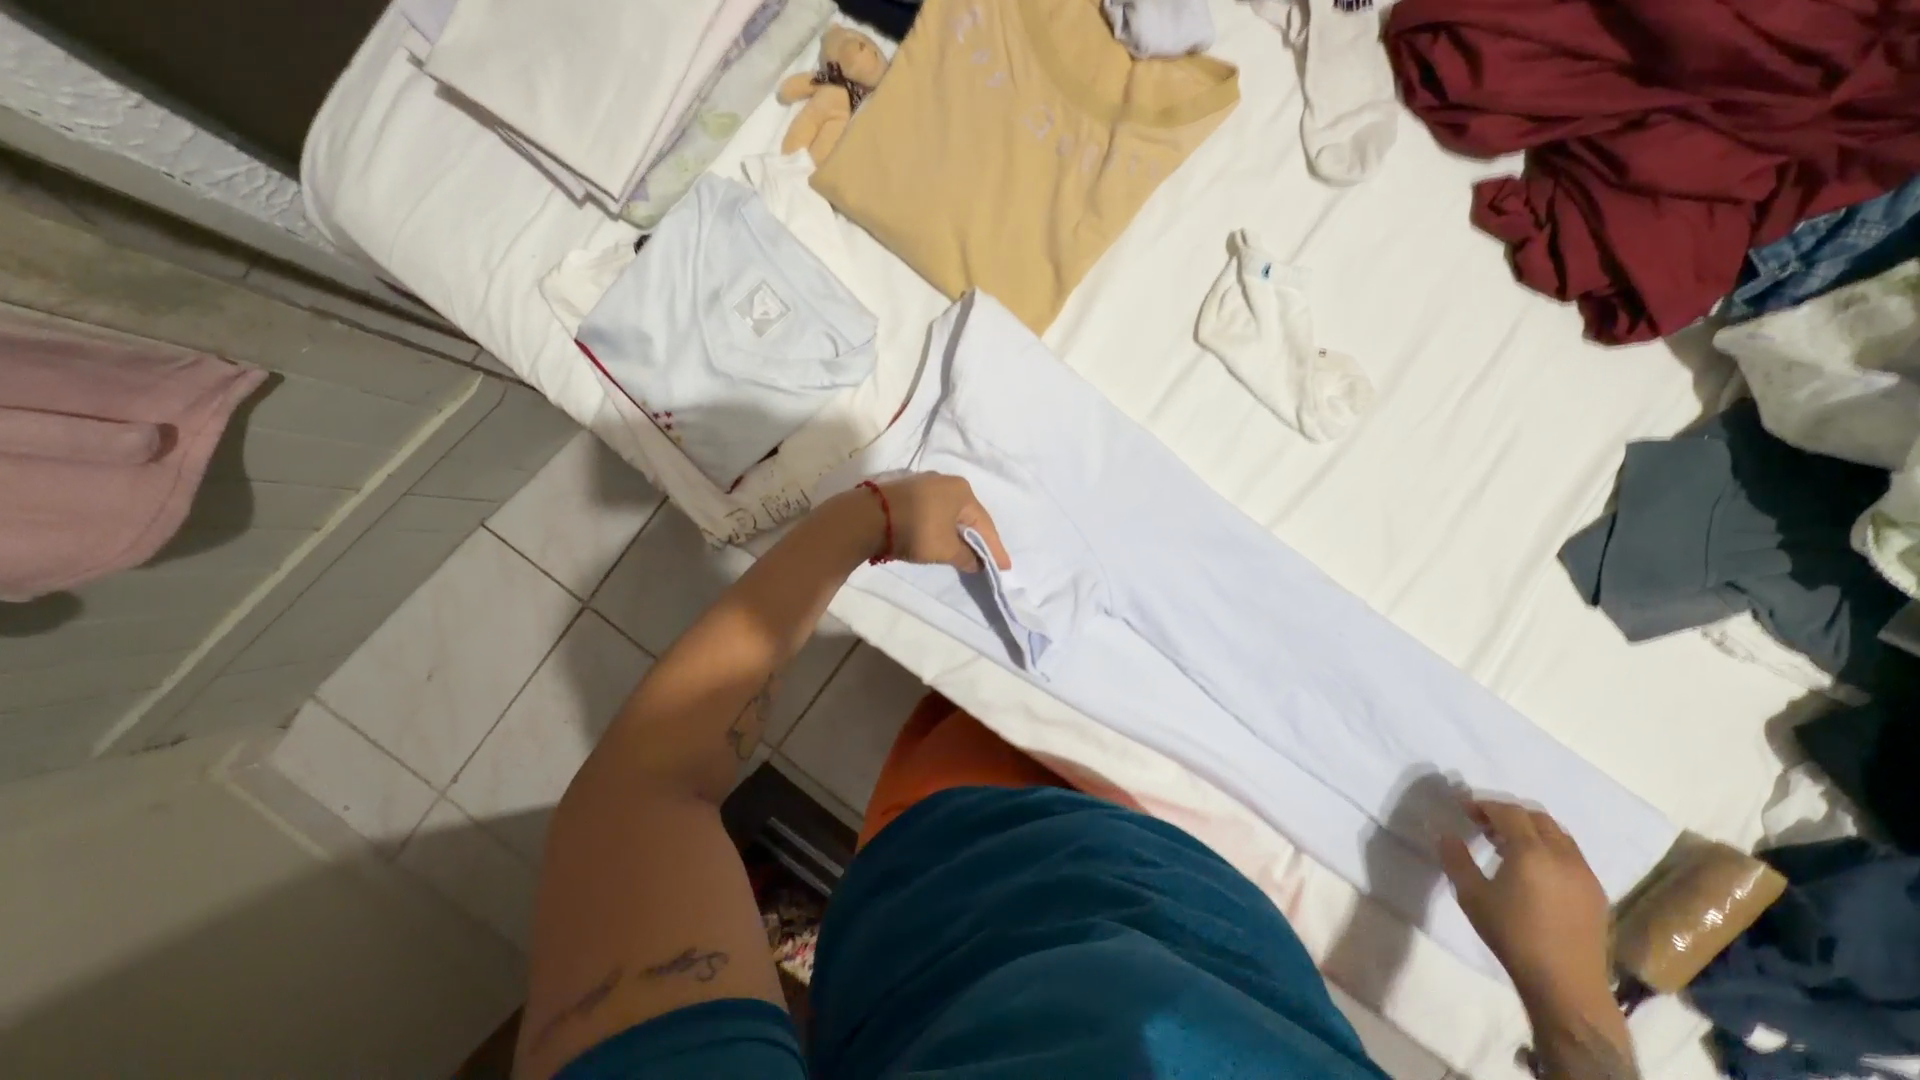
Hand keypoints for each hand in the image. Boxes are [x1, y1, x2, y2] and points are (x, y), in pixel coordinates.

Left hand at [867, 473, 1010, 572]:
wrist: (868, 517)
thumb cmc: (916, 530)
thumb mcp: (946, 549)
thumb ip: (966, 557)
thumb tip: (977, 562)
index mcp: (962, 491)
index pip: (985, 524)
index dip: (995, 548)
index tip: (1004, 567)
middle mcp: (946, 481)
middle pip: (968, 515)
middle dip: (977, 538)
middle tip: (987, 558)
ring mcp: (924, 483)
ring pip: (950, 512)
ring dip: (958, 532)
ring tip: (965, 550)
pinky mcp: (906, 490)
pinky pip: (934, 511)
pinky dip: (941, 526)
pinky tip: (942, 536)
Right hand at [1438, 799, 1613, 1016]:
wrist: (1564, 983)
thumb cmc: (1512, 935)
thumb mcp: (1472, 896)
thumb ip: (1456, 860)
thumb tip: (1445, 835)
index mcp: (1532, 851)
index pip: (1508, 811)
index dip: (1484, 805)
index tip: (1463, 809)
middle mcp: (1563, 855)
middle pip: (1537, 818)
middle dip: (1509, 814)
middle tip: (1484, 825)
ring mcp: (1584, 873)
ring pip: (1558, 835)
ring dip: (1532, 831)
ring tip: (1508, 847)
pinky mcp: (1595, 892)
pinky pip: (1571, 856)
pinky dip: (1550, 850)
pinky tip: (1535, 873)